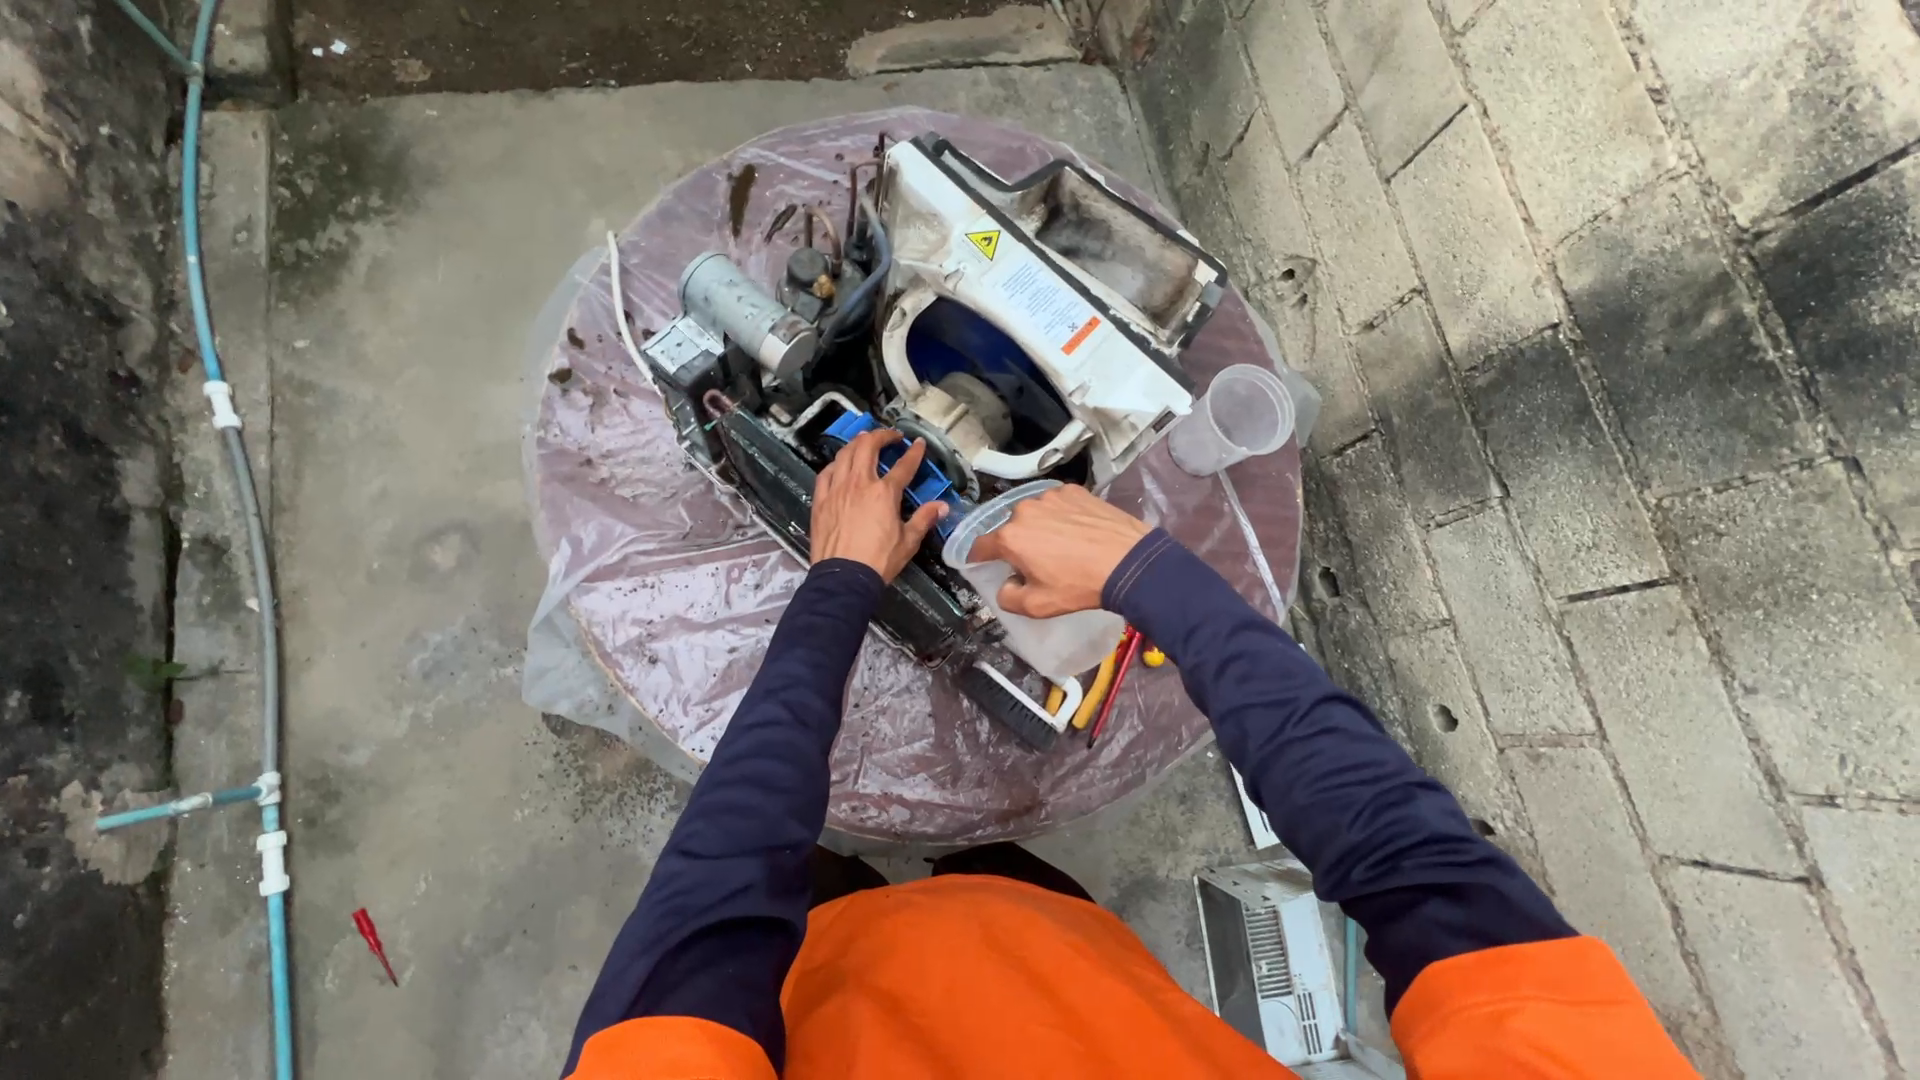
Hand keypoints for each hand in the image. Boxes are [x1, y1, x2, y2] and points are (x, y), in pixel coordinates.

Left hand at [810, 429, 947, 581]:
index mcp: (884, 493)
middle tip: (890, 436)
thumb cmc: (879, 560)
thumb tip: (942, 506)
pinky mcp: (820, 500)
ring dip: (857, 443)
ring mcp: (837, 490)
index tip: (918, 444)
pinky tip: (839, 465)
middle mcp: (859, 484)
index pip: (903, 466)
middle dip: (881, 436)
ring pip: (845, 454)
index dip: (913, 452)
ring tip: (865, 441)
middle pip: (868, 447)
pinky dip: (836, 464)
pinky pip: (826, 473)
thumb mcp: (908, 541)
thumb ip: (924, 519)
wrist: (844, 577)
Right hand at [968, 484, 1150, 616]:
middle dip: (1017, 543)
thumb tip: (1006, 586)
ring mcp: (1050, 497)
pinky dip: (1061, 515)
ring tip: (1061, 544)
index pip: (980, 546)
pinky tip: (1078, 530)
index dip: (979, 557)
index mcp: (1010, 538)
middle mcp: (1024, 510)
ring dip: (1039, 526)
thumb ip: (1008, 598)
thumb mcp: (1038, 605)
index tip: (983, 563)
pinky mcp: (1074, 491)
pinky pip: (1058, 504)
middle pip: (1010, 528)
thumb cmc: (1079, 585)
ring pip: (1034, 513)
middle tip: (1036, 561)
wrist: (1128, 562)